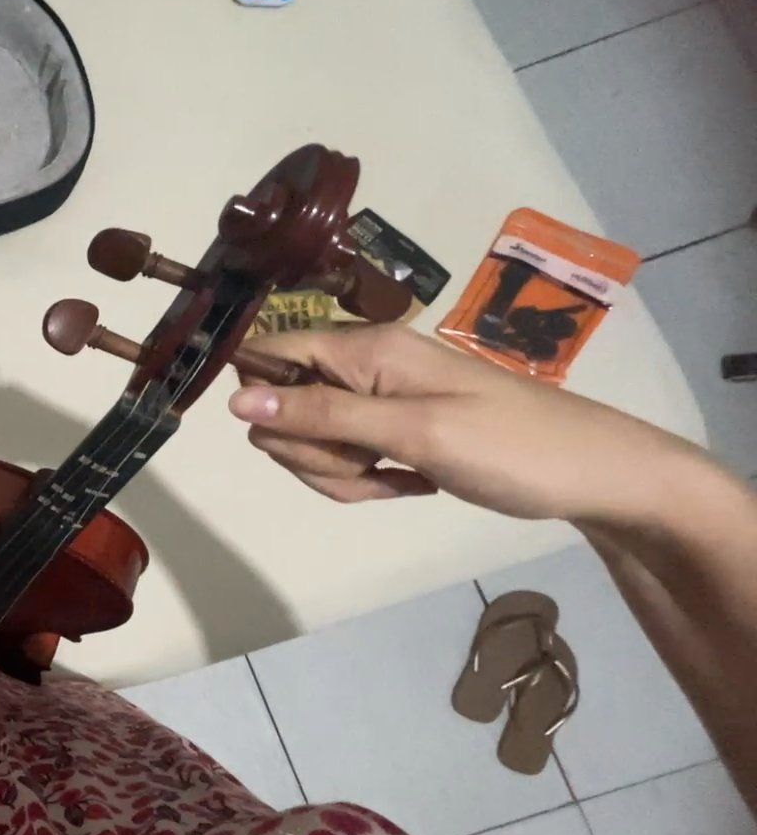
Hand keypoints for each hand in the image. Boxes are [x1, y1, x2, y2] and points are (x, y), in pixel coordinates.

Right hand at [225, 325, 720, 526]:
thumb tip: (234, 402)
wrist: (599, 479)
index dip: (259, 395)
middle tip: (364, 461)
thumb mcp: (412, 430)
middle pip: (276, 407)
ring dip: (333, 472)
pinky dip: (355, 481)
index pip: (266, 355)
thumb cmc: (513, 446)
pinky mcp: (380, 429)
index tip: (294, 433)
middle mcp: (357, 367)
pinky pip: (332, 459)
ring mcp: (368, 400)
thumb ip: (320, 413)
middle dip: (307, 449)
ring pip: (301, 441)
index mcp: (364, 349)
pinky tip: (400, 484)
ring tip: (392, 478)